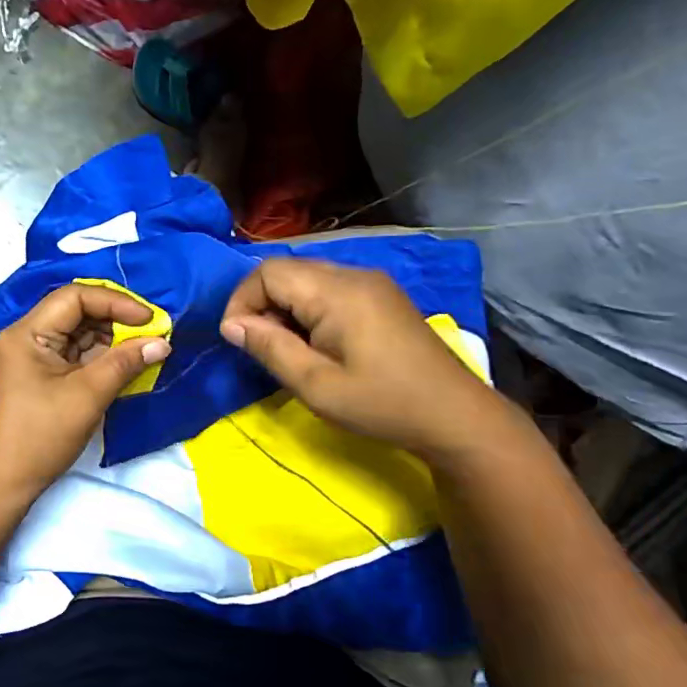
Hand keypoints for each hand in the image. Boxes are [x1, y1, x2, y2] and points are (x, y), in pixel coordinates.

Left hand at [0, 283, 171, 497]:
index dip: (115, 302)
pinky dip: (97, 359)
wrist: (3, 482)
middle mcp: (24, 338)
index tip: (150, 320)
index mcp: (26, 333)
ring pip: (75, 335)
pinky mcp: (36, 378)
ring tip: (142, 352)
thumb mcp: (87, 396)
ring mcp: (29, 359)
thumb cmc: (40, 436)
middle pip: (74, 313)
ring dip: (109, 341)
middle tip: (151, 336)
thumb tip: (162, 342)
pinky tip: (123, 366)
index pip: (74, 297)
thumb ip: (124, 363)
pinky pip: (71, 356)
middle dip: (115, 321)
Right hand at [219, 258, 514, 461]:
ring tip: (289, 348)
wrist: (455, 416)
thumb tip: (231, 325)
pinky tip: (317, 342)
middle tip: (262, 346)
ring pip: (306, 278)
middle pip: (286, 270)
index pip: (268, 272)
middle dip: (261, 303)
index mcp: (337, 292)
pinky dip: (308, 308)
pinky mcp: (381, 296)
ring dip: (284, 307)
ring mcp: (372, 283)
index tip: (239, 339)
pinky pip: (328, 287)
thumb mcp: (314, 384)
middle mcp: (354, 275)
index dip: (242, 301)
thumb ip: (269, 348)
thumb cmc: (381, 403)